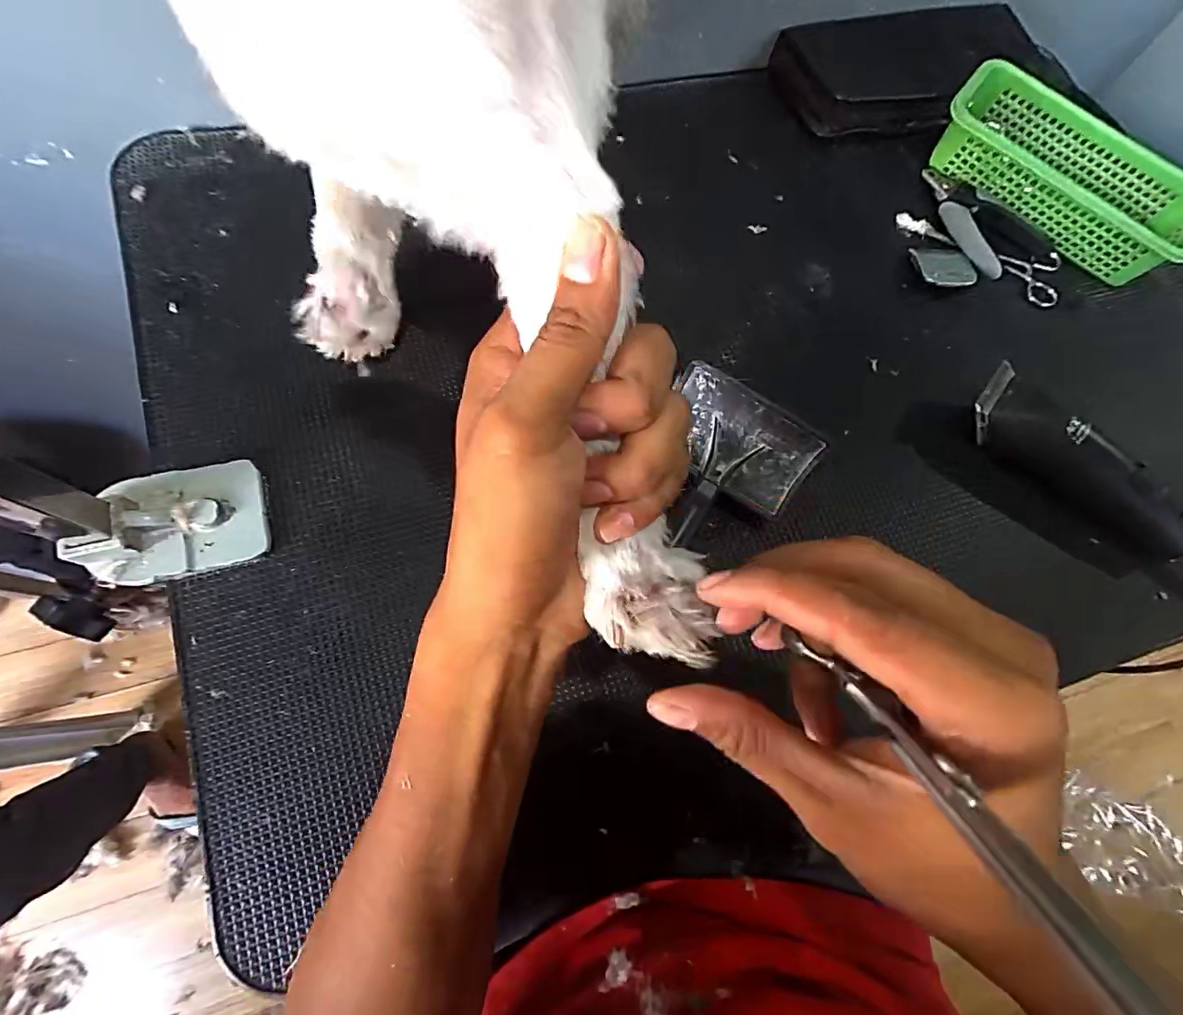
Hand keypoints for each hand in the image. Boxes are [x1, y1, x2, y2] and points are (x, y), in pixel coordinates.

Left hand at [439, 217, 687, 651]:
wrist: (525, 615)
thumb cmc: (505, 518)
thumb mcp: (527, 419)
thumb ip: (569, 333)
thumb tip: (596, 231)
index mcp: (525, 354)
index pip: (590, 294)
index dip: (609, 323)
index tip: (606, 361)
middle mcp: (572, 384)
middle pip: (650, 354)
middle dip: (631, 413)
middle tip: (590, 442)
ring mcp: (608, 432)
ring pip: (672, 413)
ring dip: (639, 468)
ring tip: (595, 499)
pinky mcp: (636, 473)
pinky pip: (676, 459)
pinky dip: (648, 497)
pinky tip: (611, 523)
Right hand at [643, 537, 1066, 952]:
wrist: (1012, 891)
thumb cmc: (928, 866)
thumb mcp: (832, 804)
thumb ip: (752, 738)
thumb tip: (665, 701)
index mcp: (987, 706)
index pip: (868, 620)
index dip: (782, 593)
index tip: (712, 590)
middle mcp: (1007, 649)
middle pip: (874, 572)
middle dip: (787, 580)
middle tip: (728, 614)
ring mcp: (1001, 633)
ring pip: (880, 573)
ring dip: (809, 596)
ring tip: (768, 646)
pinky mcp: (984, 632)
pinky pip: (892, 593)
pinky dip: (837, 616)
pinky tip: (819, 673)